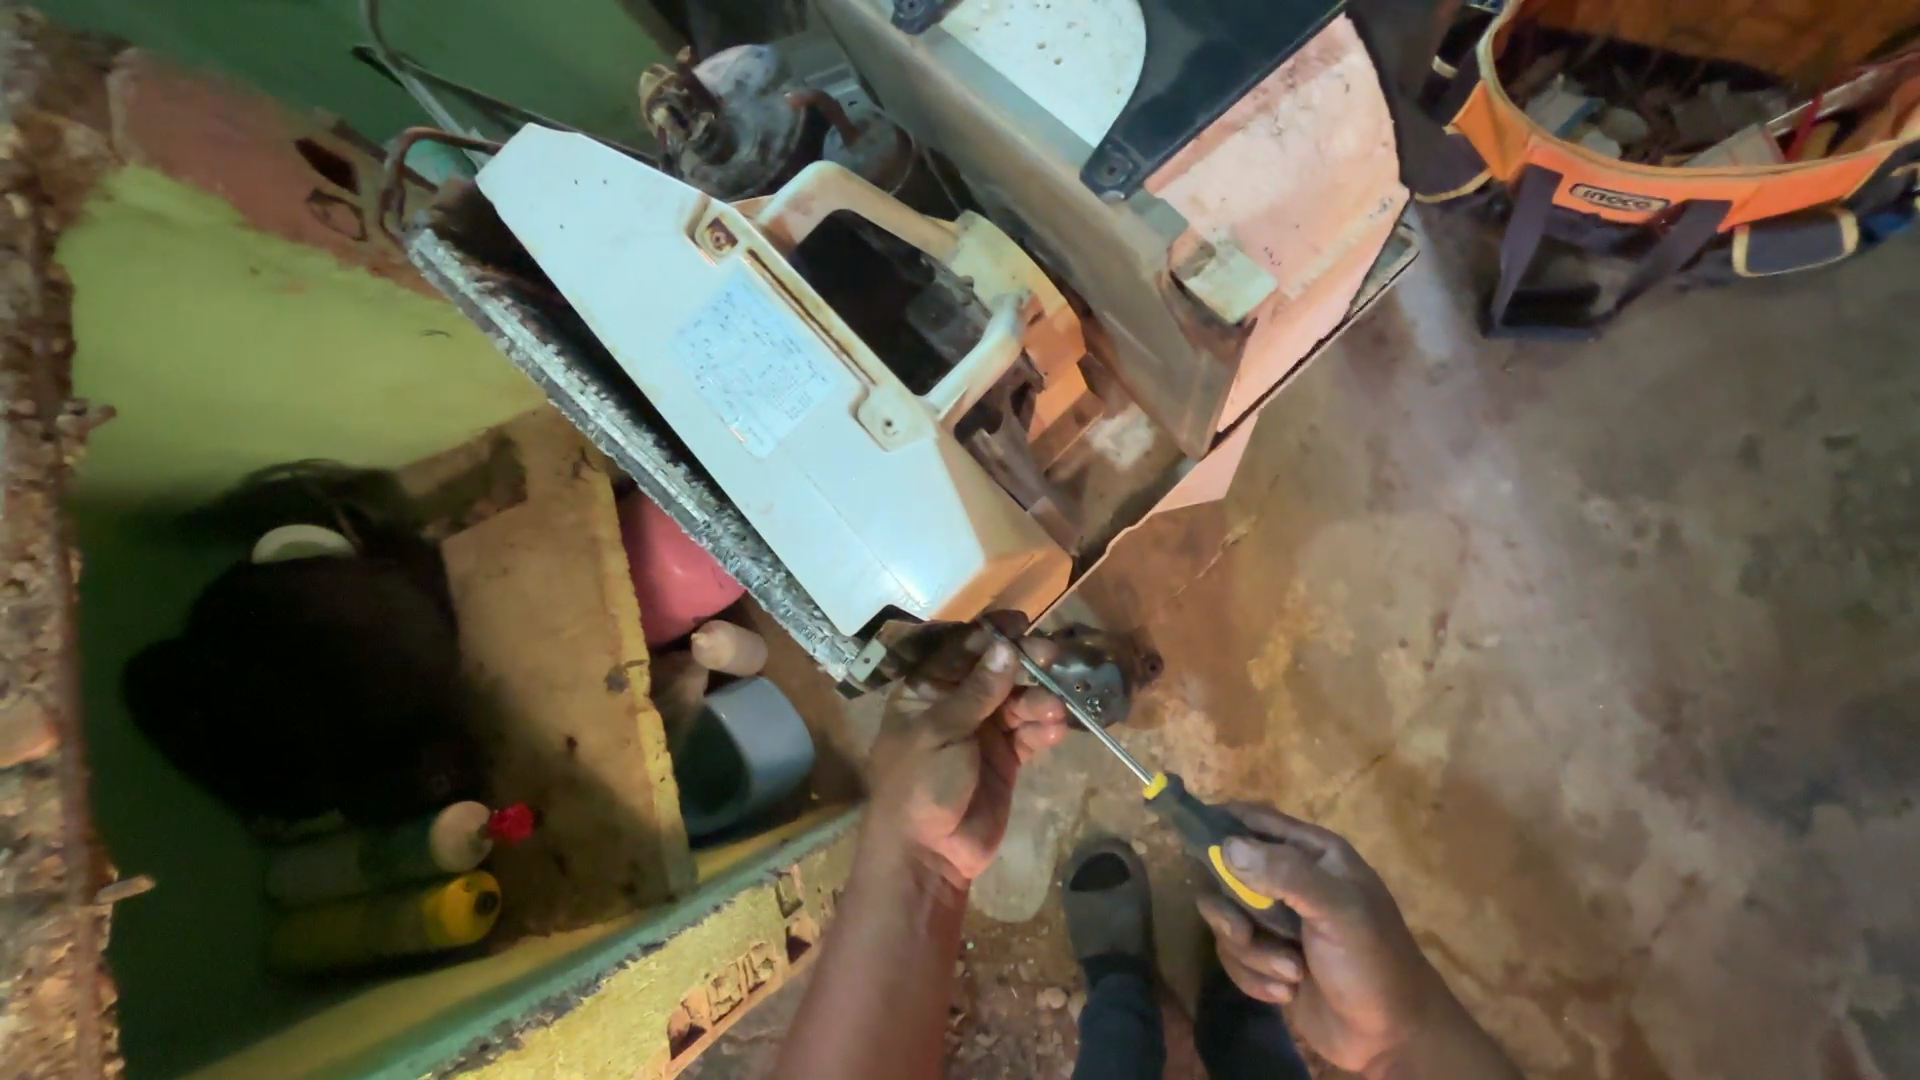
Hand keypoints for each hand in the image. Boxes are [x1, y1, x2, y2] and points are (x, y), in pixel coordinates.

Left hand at [863, 627, 1067, 886]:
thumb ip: (977, 691)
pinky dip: (1044, 729)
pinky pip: (1030, 733)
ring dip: (1038, 700)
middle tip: (1051, 655)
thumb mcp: (941, 732)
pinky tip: (1055, 731)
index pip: (960, 651)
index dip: (989, 634)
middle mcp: (957, 705)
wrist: (927, 853)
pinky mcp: (1007, 759)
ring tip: (1053, 710)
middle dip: (1023, 662)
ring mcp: (983, 732)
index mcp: (927, 691)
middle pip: (996, 672)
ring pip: (1017, 701)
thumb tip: (1006, 648)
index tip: (1020, 622)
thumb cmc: (919, 783)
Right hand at [1196, 805, 1462, 1075]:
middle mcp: (1288, 880)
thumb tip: (1225, 847)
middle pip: (1225, 873)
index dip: (1218, 821)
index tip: (1185, 832)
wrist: (1395, 1040)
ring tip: (1290, 972)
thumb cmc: (1374, 963)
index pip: (1252, 819)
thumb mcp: (1338, 911)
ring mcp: (1275, 920)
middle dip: (1232, 909)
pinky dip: (1255, 977)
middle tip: (1245, 931)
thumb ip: (1285, 872)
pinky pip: (1232, 955)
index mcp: (1311, 853)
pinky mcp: (1266, 957)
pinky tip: (1287, 991)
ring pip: (1225, 919)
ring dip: (1252, 952)